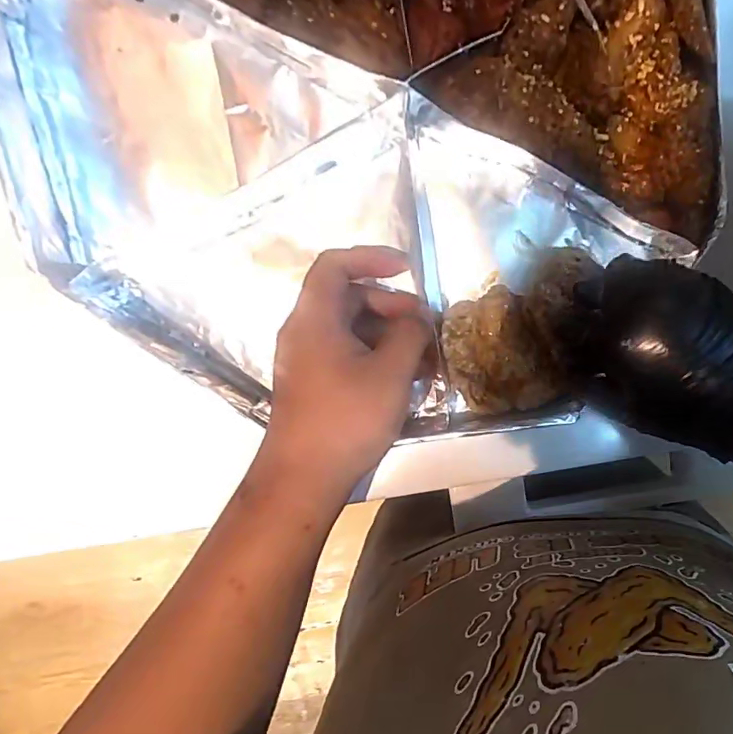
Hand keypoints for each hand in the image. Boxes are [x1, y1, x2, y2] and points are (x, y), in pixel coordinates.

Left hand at [257, 246, 431, 492]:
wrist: (305, 476)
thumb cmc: (347, 419)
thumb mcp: (390, 373)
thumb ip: (409, 335)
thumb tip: (419, 318)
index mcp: (315, 319)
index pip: (335, 266)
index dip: (371, 258)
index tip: (408, 269)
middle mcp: (305, 332)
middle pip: (349, 299)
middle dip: (393, 307)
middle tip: (427, 328)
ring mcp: (308, 360)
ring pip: (353, 330)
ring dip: (391, 336)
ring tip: (425, 361)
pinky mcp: (316, 385)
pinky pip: (349, 355)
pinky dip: (378, 357)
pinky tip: (405, 380)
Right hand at [559, 256, 732, 461]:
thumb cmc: (678, 412)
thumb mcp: (625, 408)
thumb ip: (593, 384)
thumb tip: (574, 368)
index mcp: (616, 336)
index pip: (576, 324)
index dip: (568, 328)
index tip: (569, 333)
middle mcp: (638, 300)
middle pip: (598, 285)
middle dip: (592, 297)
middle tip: (596, 311)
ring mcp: (668, 283)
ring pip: (628, 270)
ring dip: (620, 285)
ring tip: (627, 303)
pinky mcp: (695, 278)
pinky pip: (660, 272)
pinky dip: (650, 284)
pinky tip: (657, 302)